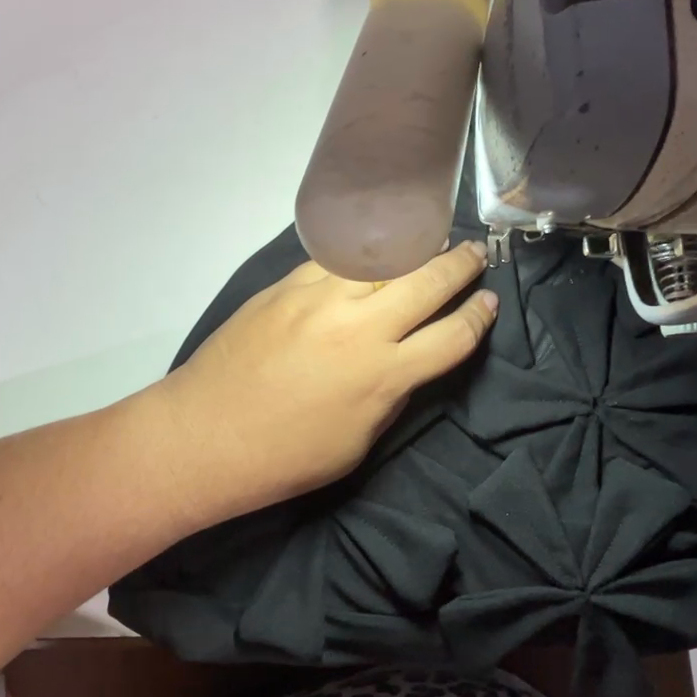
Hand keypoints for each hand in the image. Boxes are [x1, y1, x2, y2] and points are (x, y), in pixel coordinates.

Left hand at [144, 242, 498, 525]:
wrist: (205, 434)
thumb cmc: (286, 457)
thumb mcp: (358, 441)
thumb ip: (393, 393)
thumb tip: (410, 359)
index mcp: (383, 376)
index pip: (452, 337)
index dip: (479, 317)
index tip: (490, 301)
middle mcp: (360, 327)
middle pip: (427, 283)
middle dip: (459, 266)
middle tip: (475, 253)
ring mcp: (321, 299)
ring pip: (384, 259)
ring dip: (415, 248)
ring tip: (433, 239)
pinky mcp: (288, 285)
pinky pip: (337, 260)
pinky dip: (364, 254)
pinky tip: (374, 249)